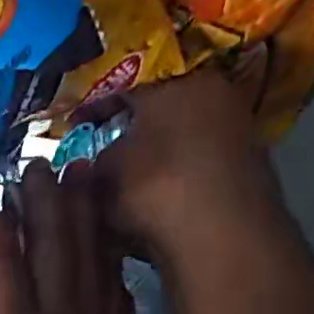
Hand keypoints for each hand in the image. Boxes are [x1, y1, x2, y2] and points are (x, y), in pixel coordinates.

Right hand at [89, 70, 286, 266]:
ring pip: (174, 141)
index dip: (93, 106)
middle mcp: (213, 95)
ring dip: (146, 161)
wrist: (219, 231)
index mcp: (178, 82)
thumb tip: (94, 161)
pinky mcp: (241, 169)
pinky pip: (189, 168)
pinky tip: (147, 205)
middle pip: (157, 111)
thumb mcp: (105, 171)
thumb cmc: (153, 186)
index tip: (72, 124)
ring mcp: (233, 131)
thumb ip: (95, 159)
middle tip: (95, 156)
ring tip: (117, 187)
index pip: (126, 84)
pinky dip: (167, 181)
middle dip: (125, 133)